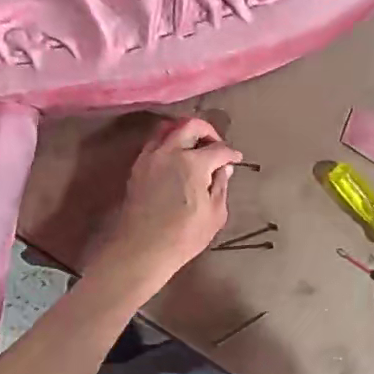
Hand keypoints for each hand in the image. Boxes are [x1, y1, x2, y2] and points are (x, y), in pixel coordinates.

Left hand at [81, 116, 240, 295]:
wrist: (142, 248)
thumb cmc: (184, 235)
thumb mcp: (214, 214)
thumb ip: (221, 186)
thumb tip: (223, 169)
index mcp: (193, 163)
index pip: (218, 149)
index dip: (231, 153)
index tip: (236, 159)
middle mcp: (170, 152)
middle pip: (190, 125)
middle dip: (208, 131)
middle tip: (216, 145)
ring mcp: (150, 157)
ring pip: (168, 129)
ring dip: (184, 132)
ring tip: (194, 147)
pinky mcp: (138, 167)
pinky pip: (154, 143)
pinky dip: (168, 143)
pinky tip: (176, 159)